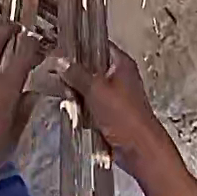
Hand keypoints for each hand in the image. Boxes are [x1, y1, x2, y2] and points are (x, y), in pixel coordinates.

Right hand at [61, 42, 176, 176]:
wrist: (140, 152)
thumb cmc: (124, 116)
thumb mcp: (96, 90)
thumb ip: (76, 74)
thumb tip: (59, 60)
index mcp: (120, 63)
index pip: (96, 44)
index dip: (78, 43)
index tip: (58, 46)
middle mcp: (118, 75)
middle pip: (90, 65)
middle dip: (73, 70)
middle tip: (55, 70)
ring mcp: (114, 94)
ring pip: (87, 85)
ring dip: (75, 89)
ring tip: (60, 89)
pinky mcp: (109, 112)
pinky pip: (89, 102)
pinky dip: (79, 104)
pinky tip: (67, 104)